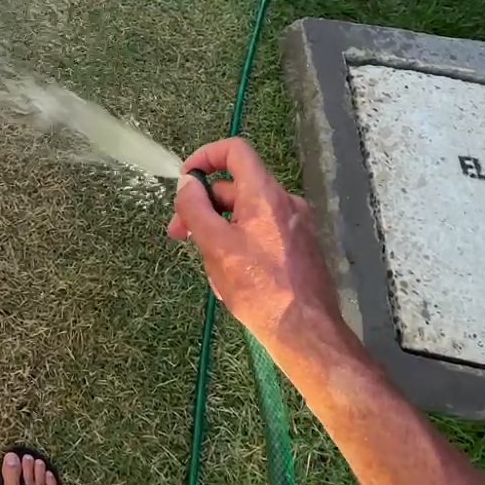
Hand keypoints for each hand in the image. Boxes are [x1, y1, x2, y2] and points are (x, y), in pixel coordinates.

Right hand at [167, 137, 353, 362]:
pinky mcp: (299, 249)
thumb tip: (187, 183)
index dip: (205, 156)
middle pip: (235, 186)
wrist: (306, 334)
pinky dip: (238, 241)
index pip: (235, 150)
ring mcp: (295, 226)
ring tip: (206, 264)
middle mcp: (285, 203)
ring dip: (218, 228)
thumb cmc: (257, 286)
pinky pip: (260, 232)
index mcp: (265, 194)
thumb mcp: (214, 243)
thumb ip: (194, 207)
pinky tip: (228, 275)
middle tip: (179, 233)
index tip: (186, 181)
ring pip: (245, 213)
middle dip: (202, 205)